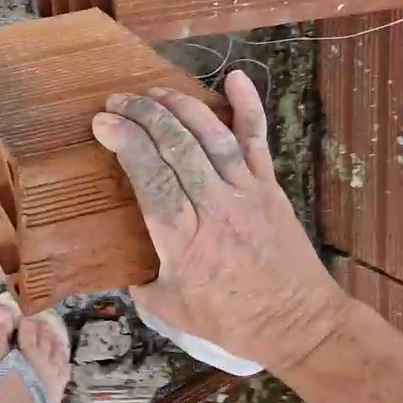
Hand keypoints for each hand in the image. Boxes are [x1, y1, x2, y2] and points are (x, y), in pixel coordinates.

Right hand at [90, 72, 346, 373]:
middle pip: (174, 143)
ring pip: (209, 134)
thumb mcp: (169, 307)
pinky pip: (256, 138)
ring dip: (178, 105)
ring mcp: (245, 190)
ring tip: (153, 91)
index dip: (123, 140)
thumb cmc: (231, 320)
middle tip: (117, 102)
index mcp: (183, 235)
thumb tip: (112, 255)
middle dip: (142, 113)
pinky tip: (233, 77)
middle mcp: (213, 204)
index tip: (101, 122)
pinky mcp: (269, 186)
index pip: (148, 173)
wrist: (301, 325)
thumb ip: (137, 277)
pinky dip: (247, 105)